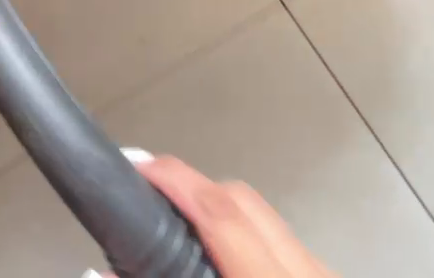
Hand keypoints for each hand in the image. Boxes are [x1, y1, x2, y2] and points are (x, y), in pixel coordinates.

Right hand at [131, 155, 335, 277]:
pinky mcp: (331, 277)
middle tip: (147, 195)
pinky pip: (282, 241)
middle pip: (241, 199)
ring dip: (218, 211)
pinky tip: (226, 256)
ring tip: (182, 230)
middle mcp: (308, 271)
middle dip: (190, 186)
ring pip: (264, 217)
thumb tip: (102, 273)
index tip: (134, 166)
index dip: (175, 180)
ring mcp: (326, 273)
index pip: (222, 214)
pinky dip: (246, 235)